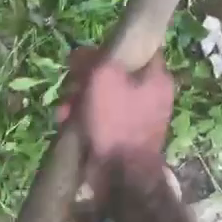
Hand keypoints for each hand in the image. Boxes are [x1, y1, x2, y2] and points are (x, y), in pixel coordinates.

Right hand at [59, 47, 175, 185]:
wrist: (122, 173)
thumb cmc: (115, 119)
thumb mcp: (103, 78)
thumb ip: (96, 58)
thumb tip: (86, 53)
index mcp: (156, 76)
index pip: (136, 47)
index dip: (109, 48)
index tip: (88, 55)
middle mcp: (153, 94)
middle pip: (116, 73)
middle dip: (87, 78)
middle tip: (70, 84)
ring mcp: (141, 116)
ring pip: (106, 95)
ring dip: (81, 98)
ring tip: (65, 110)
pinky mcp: (128, 134)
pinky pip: (105, 115)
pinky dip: (87, 116)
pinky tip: (69, 123)